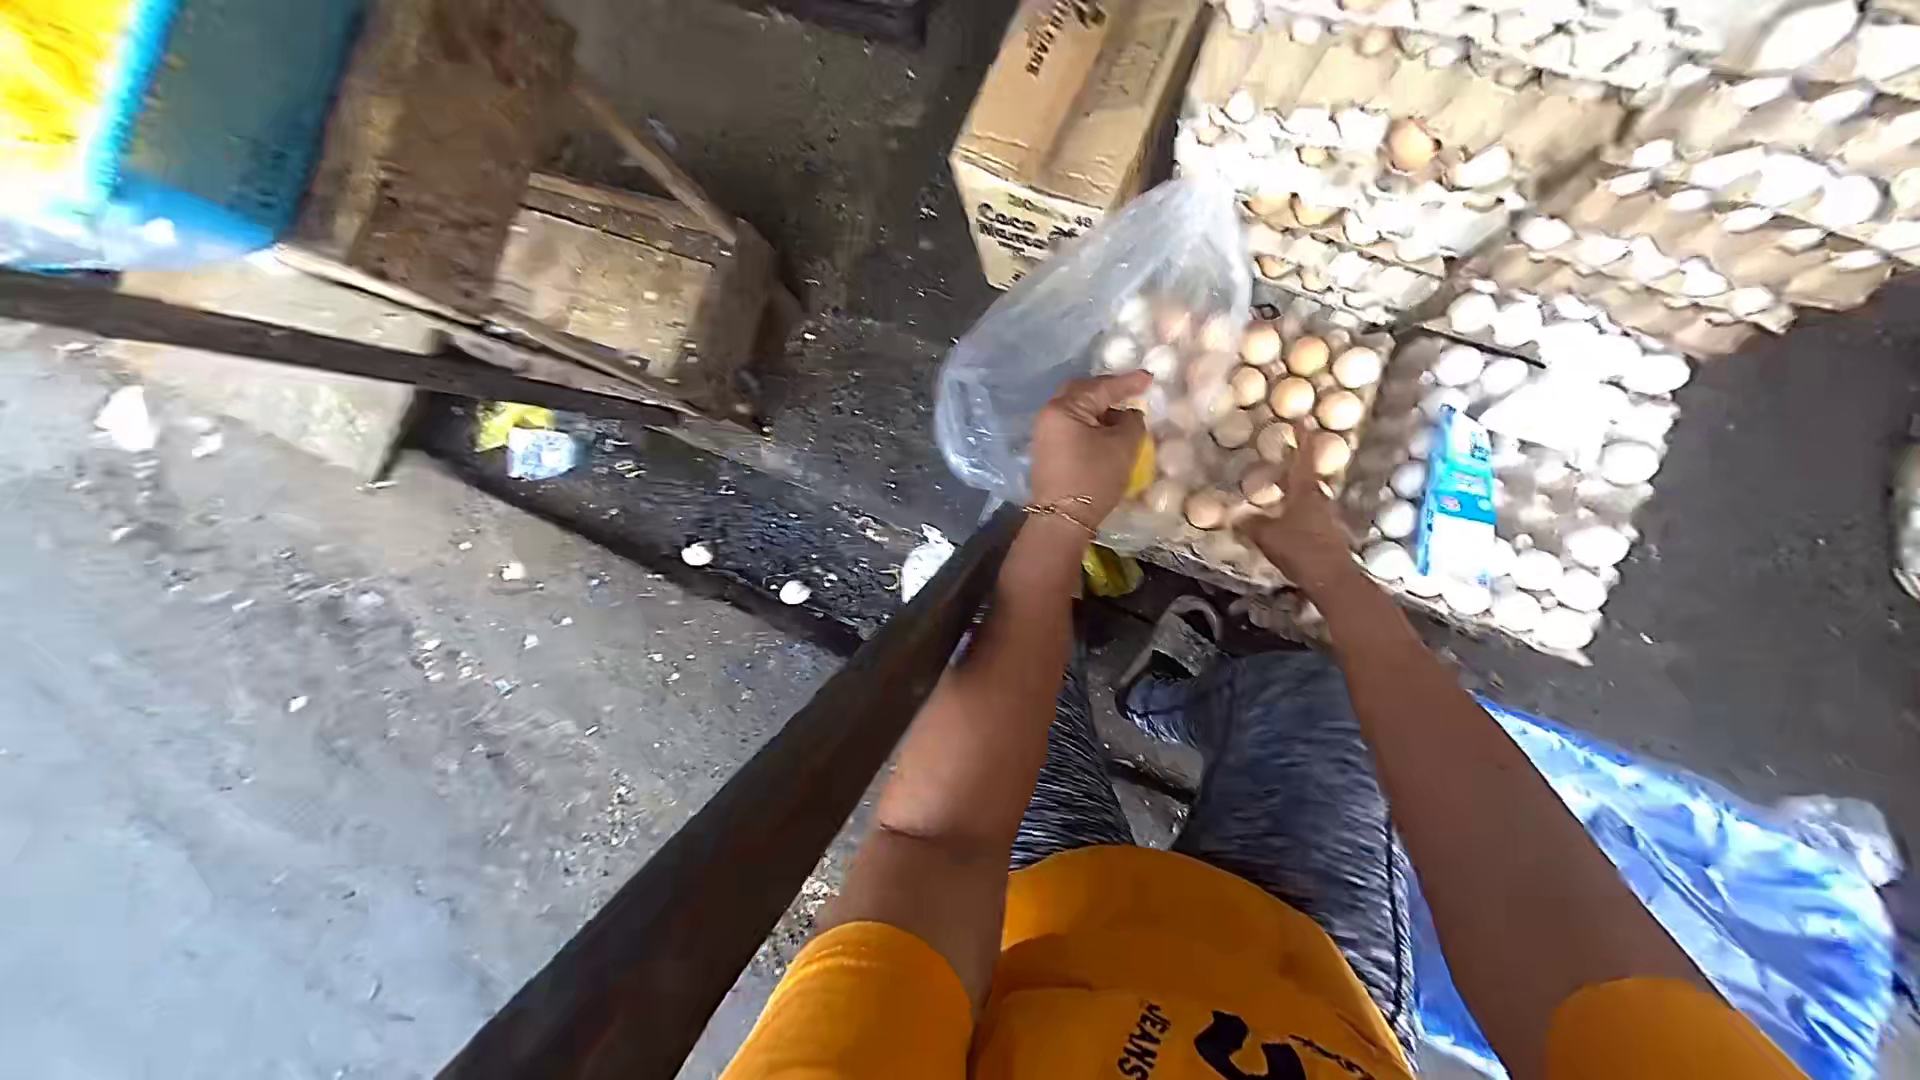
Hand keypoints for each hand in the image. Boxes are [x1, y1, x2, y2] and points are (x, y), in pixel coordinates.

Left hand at [1028, 371, 1151, 530]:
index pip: (1101, 387)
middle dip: (1108, 390)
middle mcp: (1049, 414)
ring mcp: (1044, 432)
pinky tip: (1106, 429)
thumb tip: (1128, 414)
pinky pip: (1071, 424)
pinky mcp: (1047, 448)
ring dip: (1099, 407)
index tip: (1149, 378)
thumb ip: (1132, 422)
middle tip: (1132, 392)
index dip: (1128, 383)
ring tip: (1122, 412)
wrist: (1063, 518)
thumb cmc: (1094, 478)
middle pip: (1082, 392)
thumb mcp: (1123, 447)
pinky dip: (1089, 422)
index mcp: (1064, 408)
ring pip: (1076, 408)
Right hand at [1239, 423, 1359, 594]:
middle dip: (1293, 465)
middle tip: (1280, 456)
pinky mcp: (1325, 534)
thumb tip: (1237, 517)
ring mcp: (1324, 517)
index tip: (1300, 419)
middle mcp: (1318, 500)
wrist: (1333, 579)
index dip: (1301, 439)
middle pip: (1306, 476)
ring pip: (1307, 495)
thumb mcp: (1267, 536)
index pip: (1303, 459)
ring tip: (1276, 489)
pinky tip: (1282, 518)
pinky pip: (1306, 513)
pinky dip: (1294, 508)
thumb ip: (1251, 524)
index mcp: (1305, 493)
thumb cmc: (1300, 550)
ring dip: (1293, 489)